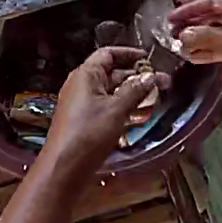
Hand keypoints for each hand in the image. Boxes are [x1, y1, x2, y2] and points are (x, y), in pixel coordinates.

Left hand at [39, 47, 170, 181]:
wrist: (64, 169)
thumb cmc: (87, 134)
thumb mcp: (116, 109)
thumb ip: (136, 90)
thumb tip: (152, 76)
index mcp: (86, 75)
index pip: (108, 54)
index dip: (128, 53)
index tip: (148, 58)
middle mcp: (82, 86)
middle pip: (111, 73)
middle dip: (135, 76)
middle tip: (158, 82)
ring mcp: (82, 104)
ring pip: (111, 91)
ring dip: (131, 93)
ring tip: (153, 98)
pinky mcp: (84, 121)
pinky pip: (107, 107)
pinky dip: (123, 108)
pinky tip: (138, 116)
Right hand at [166, 0, 221, 105]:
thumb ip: (211, 37)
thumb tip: (183, 35)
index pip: (215, 1)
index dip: (191, 8)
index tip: (170, 17)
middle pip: (217, 16)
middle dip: (194, 24)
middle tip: (170, 33)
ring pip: (220, 34)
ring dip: (201, 39)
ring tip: (178, 46)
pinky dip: (211, 52)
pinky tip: (193, 56)